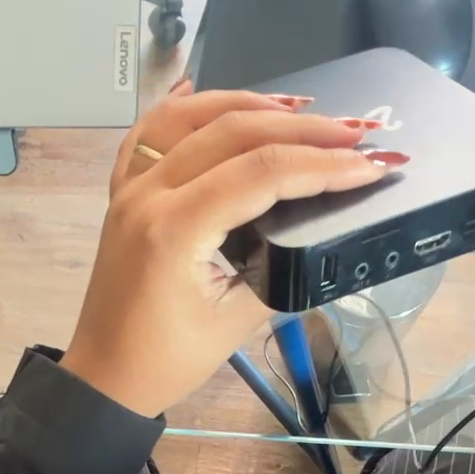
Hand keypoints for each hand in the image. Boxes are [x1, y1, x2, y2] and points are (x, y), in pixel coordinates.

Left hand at [60, 84, 406, 417]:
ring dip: (249, 104)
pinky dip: (184, 109)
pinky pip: (150, 133)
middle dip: (302, 128)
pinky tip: (210, 95)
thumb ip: (275, 272)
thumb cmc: (163, 363)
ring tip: (302, 109)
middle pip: (233, 132)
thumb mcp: (231, 325)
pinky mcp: (121, 196)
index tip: (370, 166)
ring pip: (191, 117)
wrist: (104, 378)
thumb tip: (312, 236)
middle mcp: (147, 196)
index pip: (261, 174)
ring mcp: (128, 190)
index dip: (322, 167)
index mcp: (174, 231)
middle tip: (354, 131)